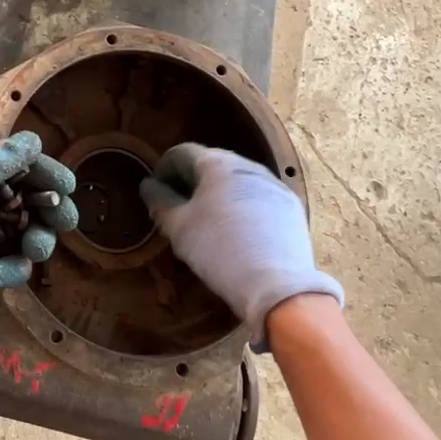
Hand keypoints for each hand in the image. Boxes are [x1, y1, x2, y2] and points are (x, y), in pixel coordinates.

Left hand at [0, 131, 77, 397]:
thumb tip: (32, 140)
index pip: (10, 162)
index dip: (40, 171)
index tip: (66, 186)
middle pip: (26, 196)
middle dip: (47, 209)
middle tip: (64, 221)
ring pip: (27, 229)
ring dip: (35, 239)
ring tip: (32, 251)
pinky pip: (15, 260)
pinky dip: (11, 268)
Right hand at [140, 143, 341, 341]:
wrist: (277, 286)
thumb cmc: (219, 249)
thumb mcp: (178, 227)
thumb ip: (159, 201)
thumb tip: (149, 186)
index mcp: (217, 163)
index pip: (181, 153)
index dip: (163, 169)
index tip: (156, 192)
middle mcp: (247, 165)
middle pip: (210, 163)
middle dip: (191, 181)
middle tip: (179, 207)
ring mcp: (273, 185)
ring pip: (236, 181)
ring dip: (218, 193)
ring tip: (208, 221)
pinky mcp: (291, 207)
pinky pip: (258, 197)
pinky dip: (242, 207)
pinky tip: (238, 232)